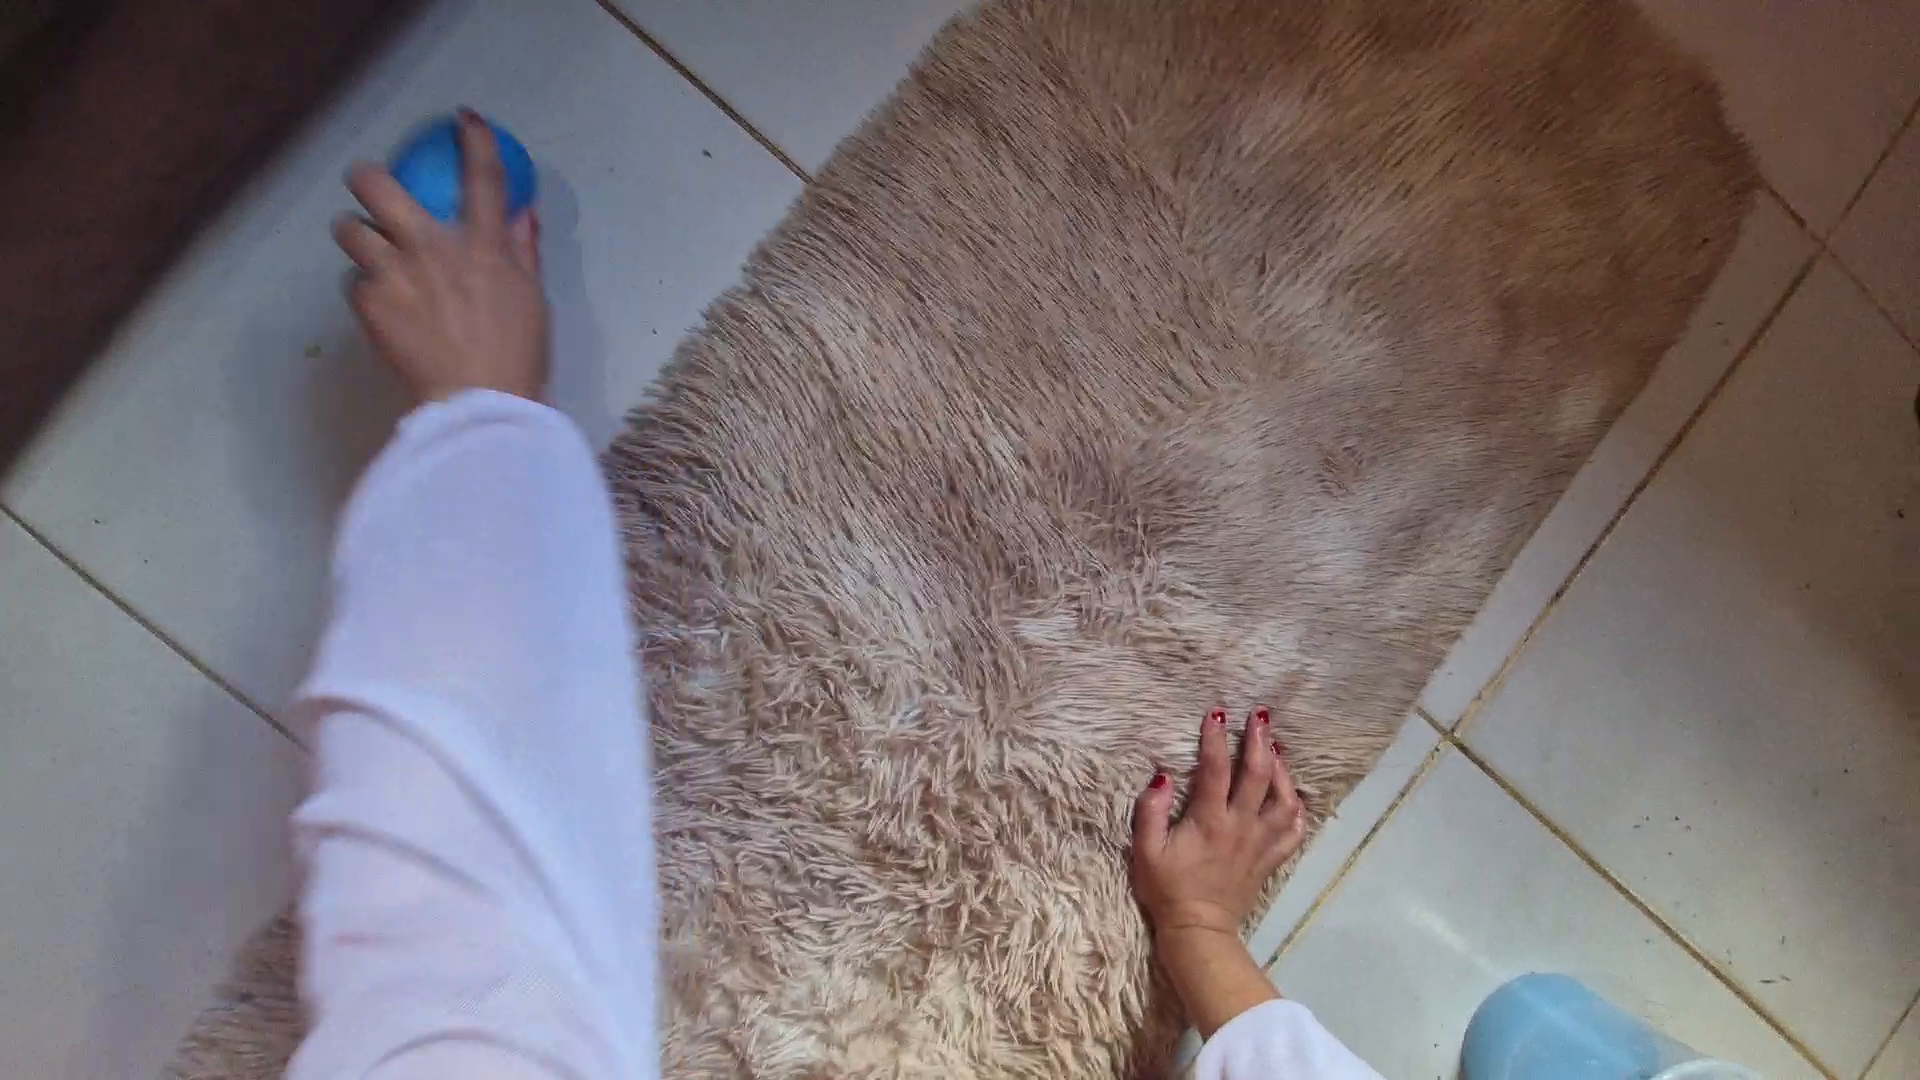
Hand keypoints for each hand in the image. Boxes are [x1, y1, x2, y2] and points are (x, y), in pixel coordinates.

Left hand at [334, 108, 547, 404]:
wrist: (480, 403)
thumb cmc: (519, 356)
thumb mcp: (533, 303)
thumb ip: (522, 254)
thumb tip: (521, 215)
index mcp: (485, 249)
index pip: (483, 180)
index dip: (475, 142)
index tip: (465, 121)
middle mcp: (433, 248)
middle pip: (373, 182)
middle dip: (370, 184)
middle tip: (381, 204)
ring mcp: (393, 272)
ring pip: (350, 228)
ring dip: (365, 241)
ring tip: (383, 267)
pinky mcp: (366, 301)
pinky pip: (354, 280)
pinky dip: (370, 291)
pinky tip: (392, 314)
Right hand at [1133, 706, 1307, 934]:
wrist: (1198, 931)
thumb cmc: (1167, 888)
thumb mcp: (1146, 850)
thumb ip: (1151, 811)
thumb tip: (1162, 776)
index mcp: (1209, 821)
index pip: (1215, 769)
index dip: (1216, 739)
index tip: (1216, 713)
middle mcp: (1240, 826)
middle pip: (1257, 776)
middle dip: (1259, 742)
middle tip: (1260, 716)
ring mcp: (1260, 844)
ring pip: (1283, 801)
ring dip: (1283, 771)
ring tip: (1278, 748)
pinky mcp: (1269, 860)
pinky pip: (1293, 832)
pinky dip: (1298, 810)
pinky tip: (1295, 795)